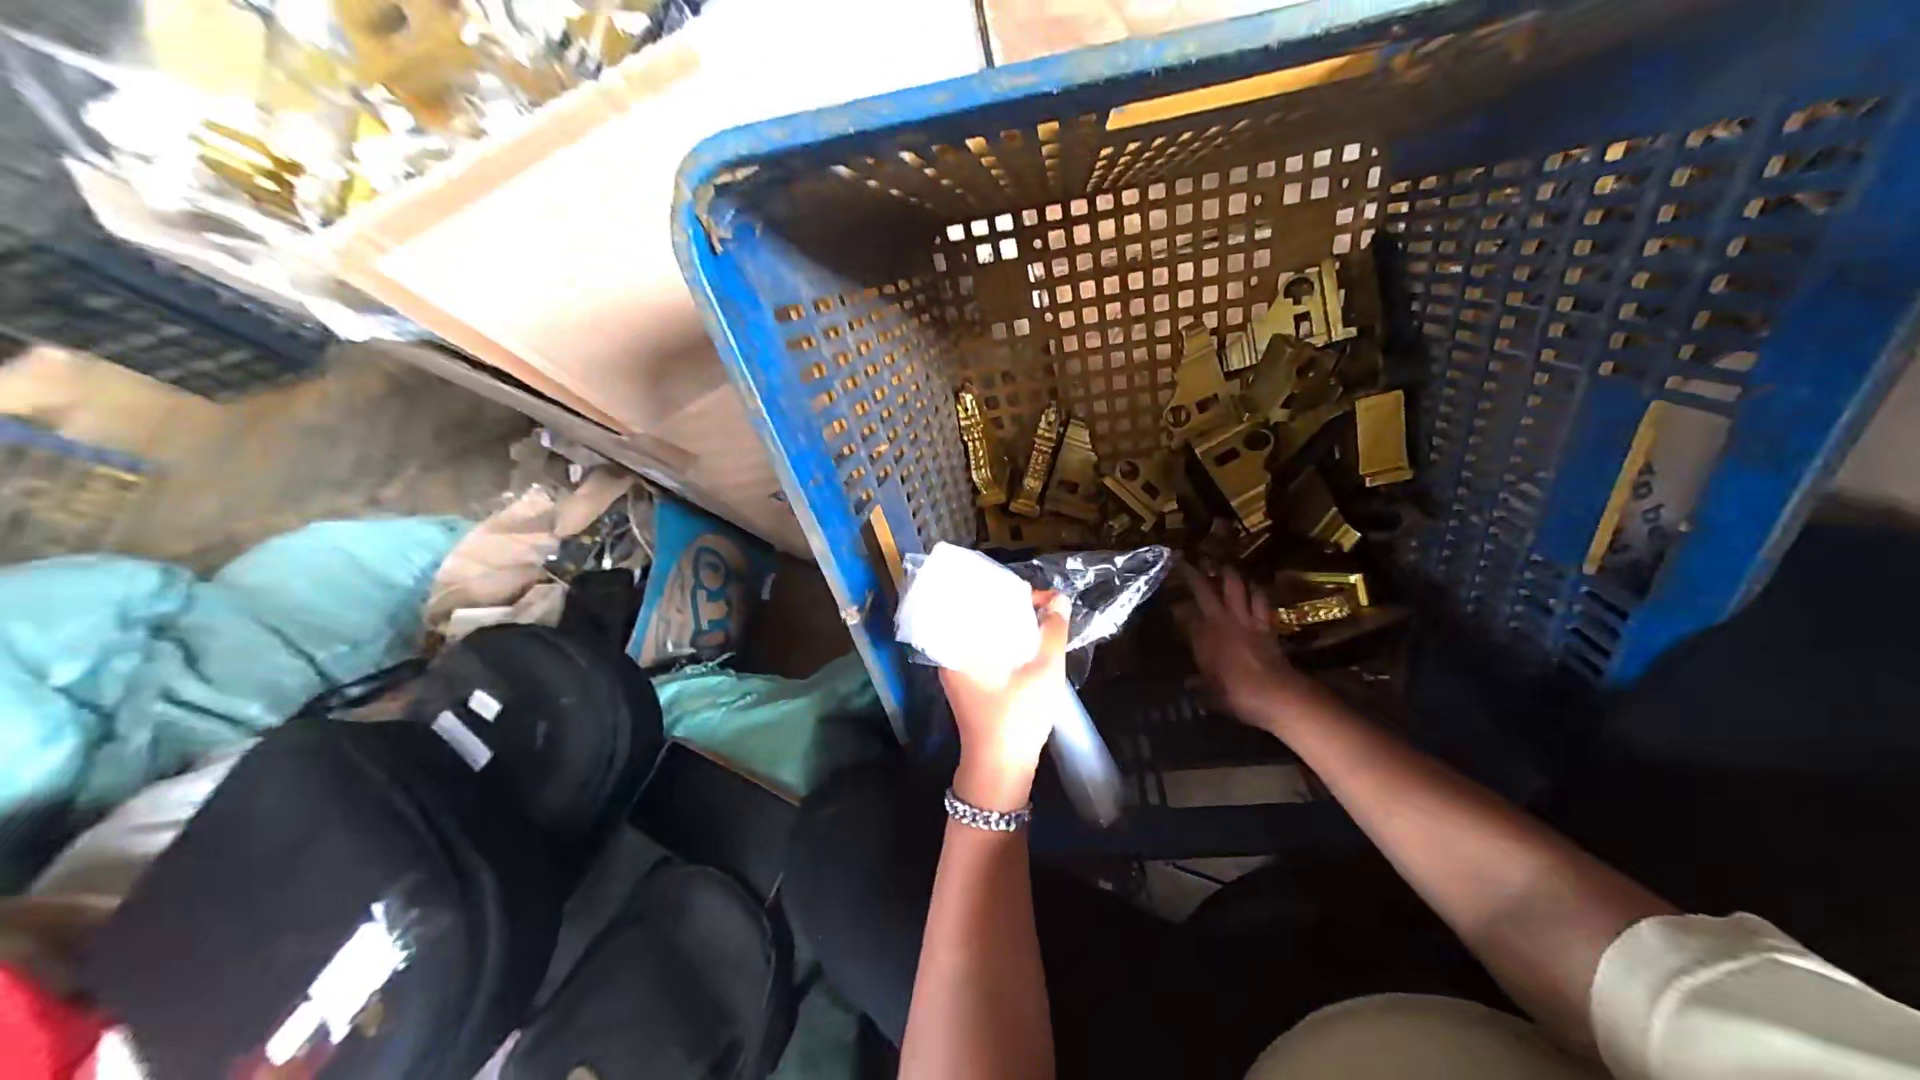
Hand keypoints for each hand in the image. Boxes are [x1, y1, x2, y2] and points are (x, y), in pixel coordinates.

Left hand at [939, 590, 1070, 810]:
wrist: (1001, 770)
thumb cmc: (1017, 717)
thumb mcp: (1043, 671)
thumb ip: (1053, 632)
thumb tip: (1060, 599)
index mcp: (957, 647)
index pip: (975, 602)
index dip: (1010, 593)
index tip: (1041, 598)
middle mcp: (951, 656)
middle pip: (980, 618)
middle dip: (1014, 608)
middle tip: (1045, 606)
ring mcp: (960, 673)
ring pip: (986, 636)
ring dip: (1013, 628)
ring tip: (1041, 621)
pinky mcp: (971, 686)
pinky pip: (987, 653)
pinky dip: (1008, 645)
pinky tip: (1030, 645)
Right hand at [1178, 564, 1311, 730]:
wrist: (1274, 693)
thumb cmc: (1235, 695)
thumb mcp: (1209, 693)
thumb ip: (1198, 684)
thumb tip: (1189, 683)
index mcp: (1201, 637)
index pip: (1184, 614)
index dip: (1177, 607)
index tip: (1171, 603)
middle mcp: (1219, 621)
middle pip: (1204, 591)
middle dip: (1194, 574)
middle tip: (1186, 561)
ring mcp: (1244, 619)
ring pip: (1235, 587)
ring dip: (1228, 574)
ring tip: (1223, 564)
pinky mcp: (1265, 623)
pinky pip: (1260, 600)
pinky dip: (1256, 591)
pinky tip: (1254, 585)